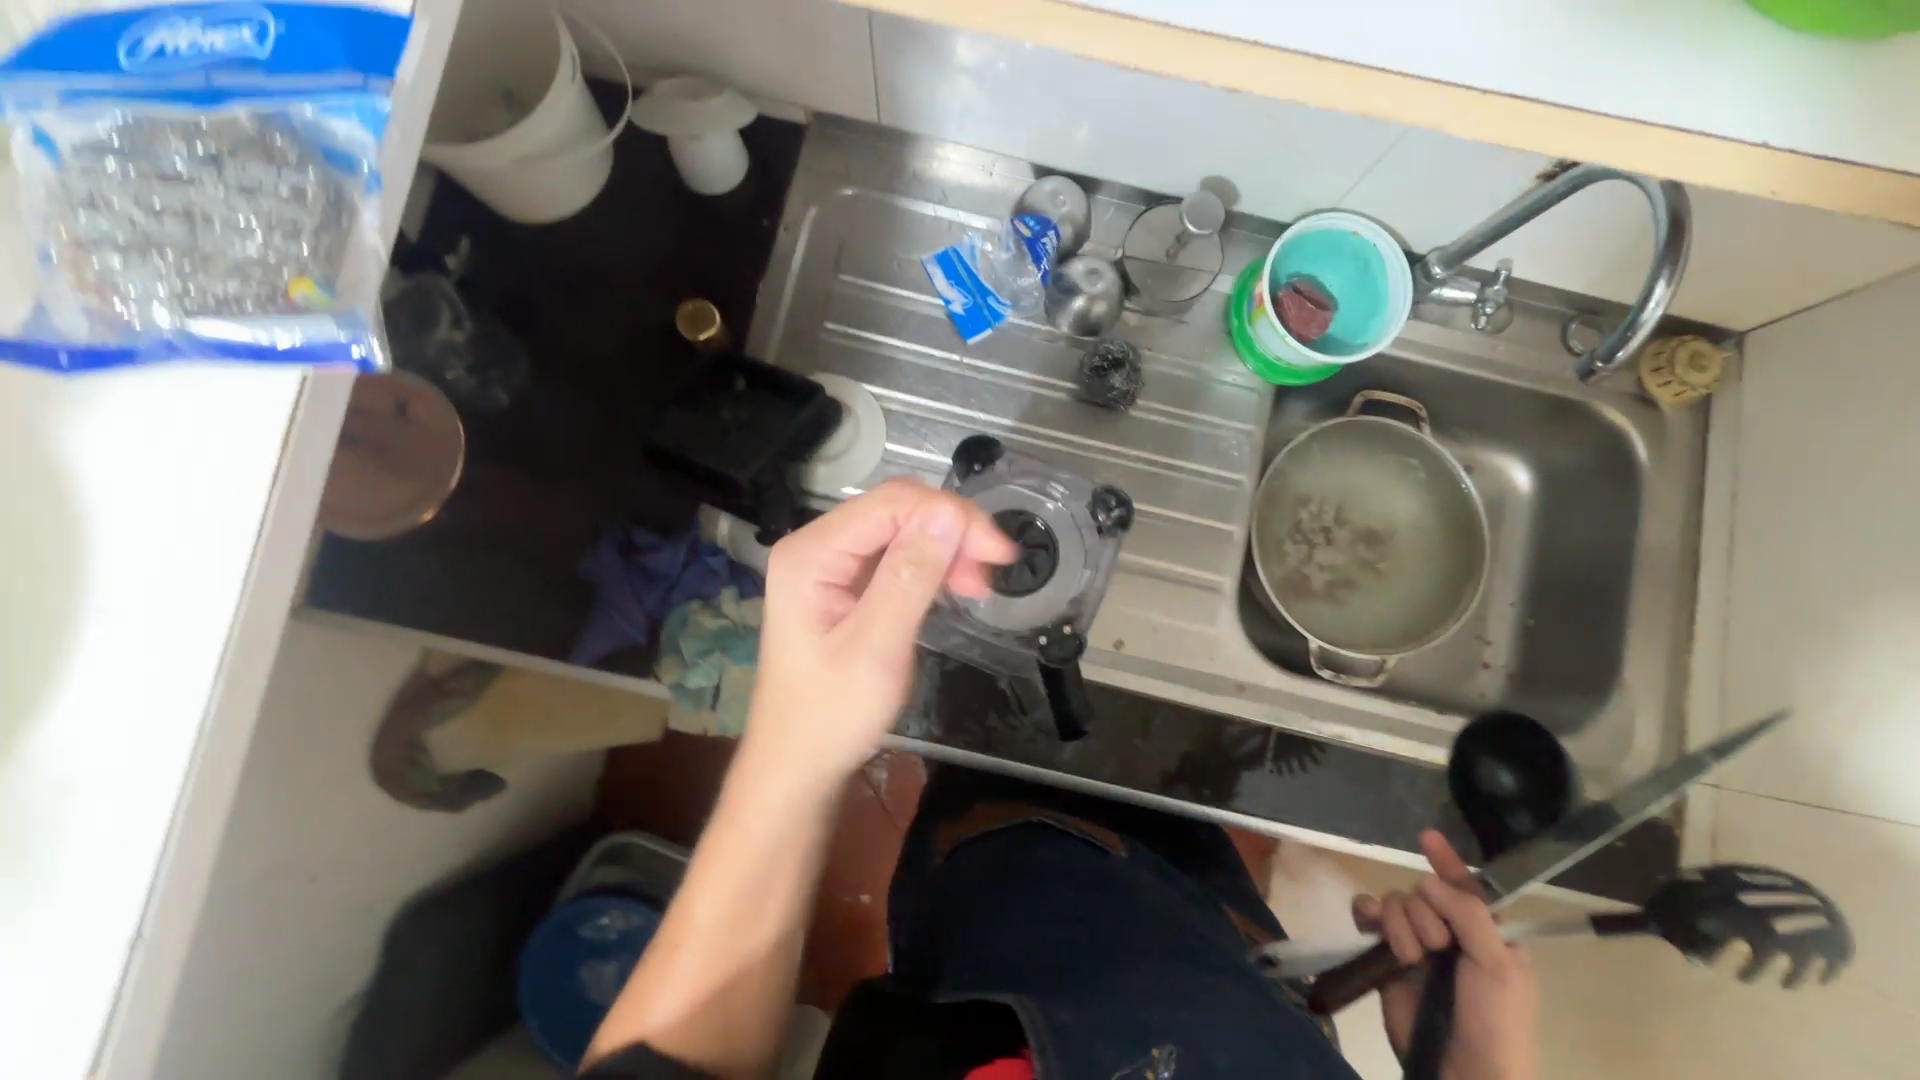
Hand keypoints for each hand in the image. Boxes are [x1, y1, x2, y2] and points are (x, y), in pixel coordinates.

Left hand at [745, 477, 1015, 788]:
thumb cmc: (831, 715)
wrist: (798, 766)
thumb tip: (951, 514)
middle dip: (950, 530)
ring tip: (978, 586)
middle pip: (896, 511)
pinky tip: (955, 588)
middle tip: (992, 569)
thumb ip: (910, 576)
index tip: (997, 552)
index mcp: (811, 553)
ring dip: (945, 549)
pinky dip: (930, 567)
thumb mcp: (876, 647)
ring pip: (900, 532)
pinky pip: (894, 559)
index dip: (950, 515)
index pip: (891, 503)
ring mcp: (829, 568)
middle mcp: (816, 548)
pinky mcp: (844, 589)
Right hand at [1351, 830, 1539, 1079]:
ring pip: (1395, 902)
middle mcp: (1450, 934)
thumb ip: (1469, 915)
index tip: (1427, 836)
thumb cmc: (1494, 1020)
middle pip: (1423, 892)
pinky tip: (1369, 927)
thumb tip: (1429, 882)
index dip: (1448, 862)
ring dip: (1399, 923)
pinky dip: (1366, 916)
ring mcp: (1416, 946)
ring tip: (1409, 956)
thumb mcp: (1498, 966)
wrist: (1461, 1072)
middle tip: (1437, 946)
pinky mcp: (1384, 958)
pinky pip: (1368, 918)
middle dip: (1424, 913)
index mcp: (1488, 935)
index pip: (1467, 887)